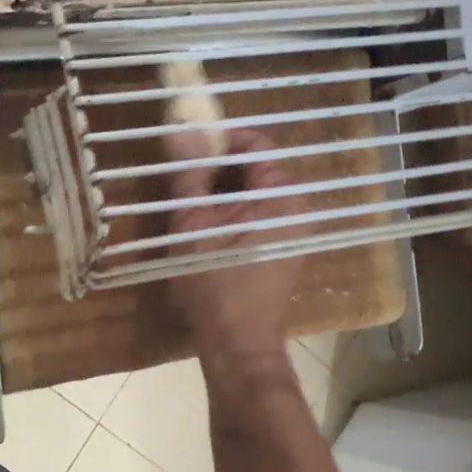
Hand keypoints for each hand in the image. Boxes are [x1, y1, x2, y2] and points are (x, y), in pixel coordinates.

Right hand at [159, 128, 310, 370]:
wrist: (235, 345)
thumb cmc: (213, 284)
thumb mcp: (193, 224)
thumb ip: (189, 174)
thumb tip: (182, 127)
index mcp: (283, 197)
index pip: (257, 146)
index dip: (220, 138)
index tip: (185, 143)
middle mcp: (295, 210)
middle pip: (254, 171)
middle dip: (215, 166)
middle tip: (177, 171)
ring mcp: (289, 233)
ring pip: (251, 196)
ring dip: (218, 192)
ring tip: (182, 197)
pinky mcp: (277, 253)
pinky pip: (253, 218)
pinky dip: (227, 214)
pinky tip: (199, 225)